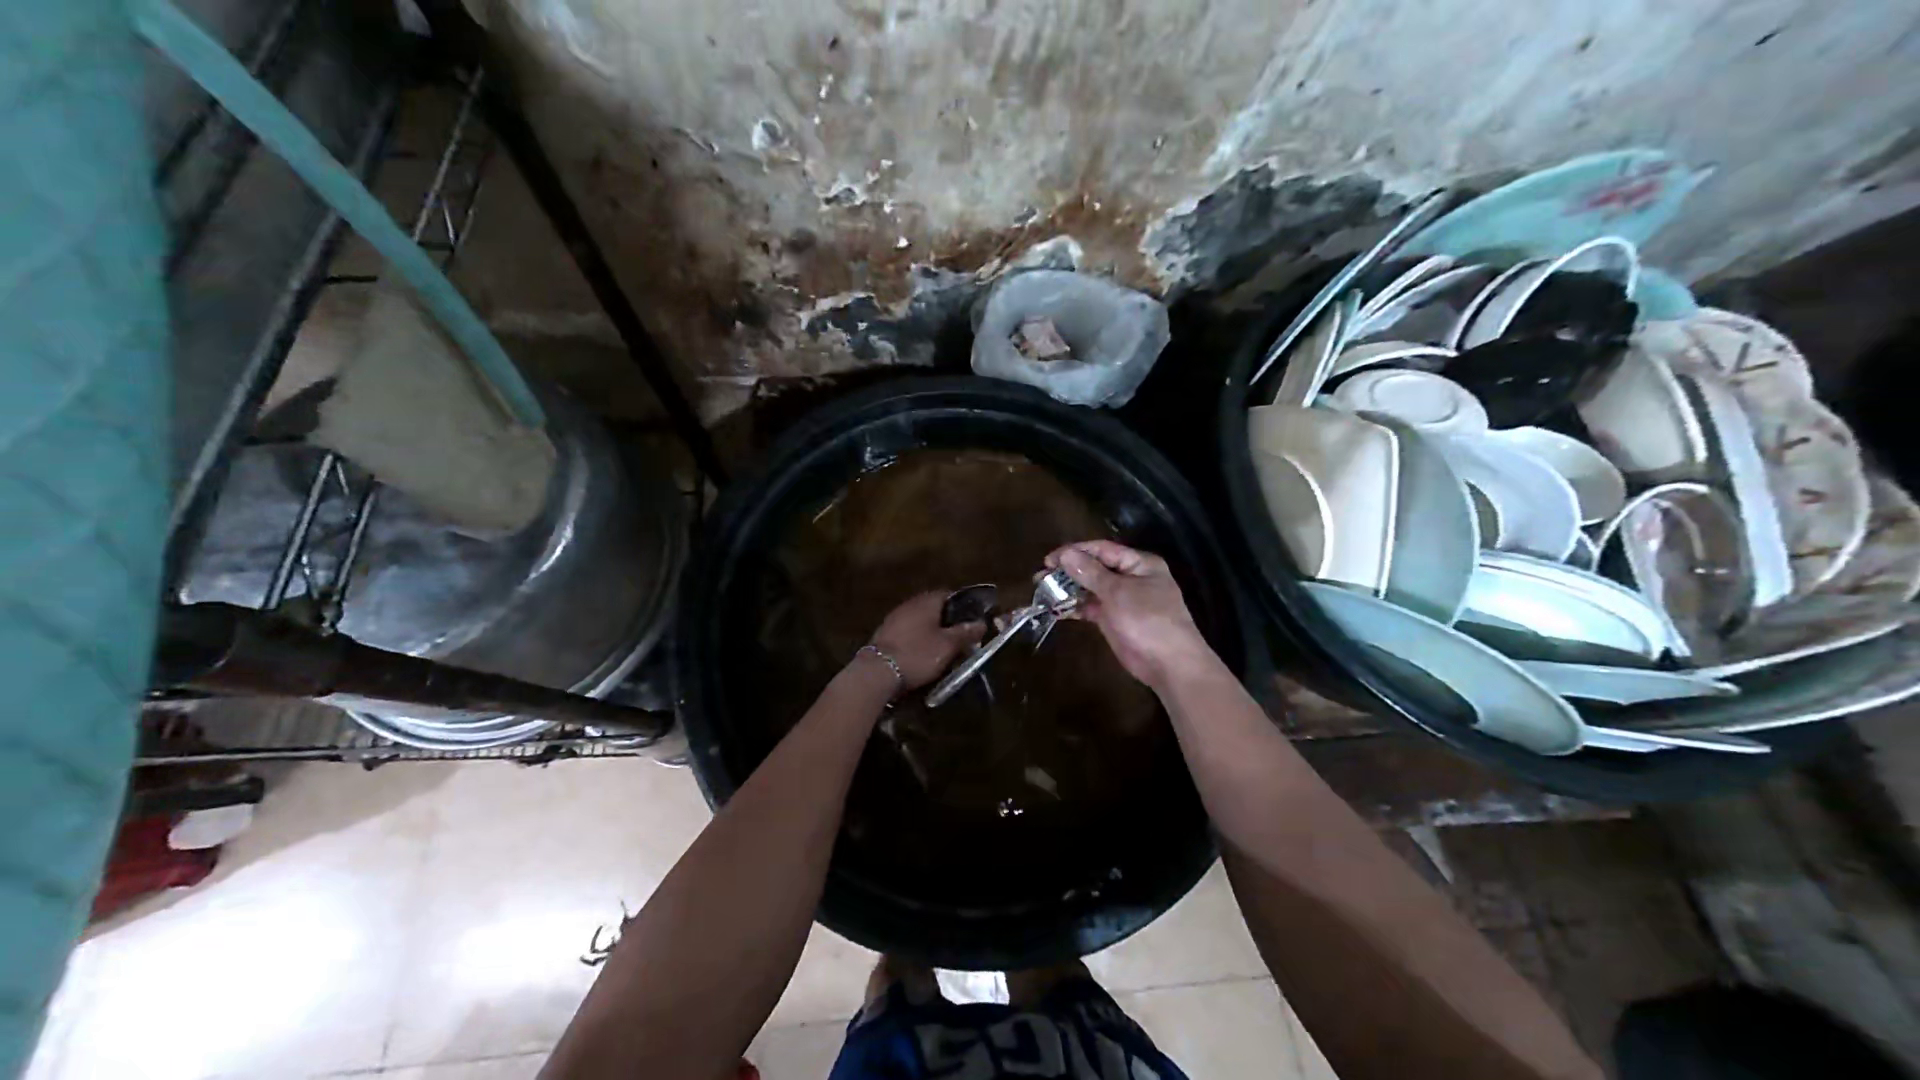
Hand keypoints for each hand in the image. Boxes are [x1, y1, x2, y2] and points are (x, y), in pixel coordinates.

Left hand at [867, 590, 987, 688]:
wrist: (877, 672)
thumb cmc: (918, 654)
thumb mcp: (948, 646)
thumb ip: (965, 632)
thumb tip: (981, 623)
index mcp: (927, 601)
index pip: (948, 594)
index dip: (962, 606)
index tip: (971, 621)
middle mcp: (909, 604)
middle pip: (934, 608)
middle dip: (947, 621)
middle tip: (959, 638)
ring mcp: (894, 618)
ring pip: (920, 621)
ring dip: (931, 631)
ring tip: (943, 649)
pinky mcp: (885, 634)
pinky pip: (908, 632)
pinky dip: (917, 640)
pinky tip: (922, 654)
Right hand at [1046, 540, 1214, 688]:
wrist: (1169, 664)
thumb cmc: (1148, 621)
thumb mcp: (1118, 593)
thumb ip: (1090, 573)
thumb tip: (1066, 554)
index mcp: (1139, 564)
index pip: (1102, 549)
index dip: (1074, 552)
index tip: (1048, 560)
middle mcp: (1131, 577)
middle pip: (1094, 568)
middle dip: (1068, 571)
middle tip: (1040, 577)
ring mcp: (1123, 600)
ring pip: (1091, 588)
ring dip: (1068, 589)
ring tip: (1043, 591)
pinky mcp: (1115, 619)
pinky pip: (1091, 607)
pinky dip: (1075, 607)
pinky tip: (1056, 609)